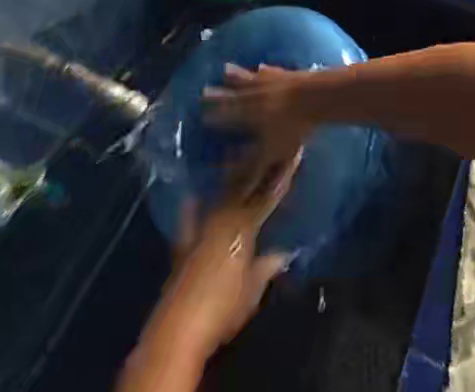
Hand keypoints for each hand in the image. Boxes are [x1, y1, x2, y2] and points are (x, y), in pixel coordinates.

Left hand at [161, 146, 303, 350]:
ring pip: (221, 194)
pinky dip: (195, 204)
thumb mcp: (252, 289)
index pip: (268, 194)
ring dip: (233, 177)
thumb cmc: (223, 308)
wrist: (179, 327)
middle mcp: (222, 217)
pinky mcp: (184, 243)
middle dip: (259, 167)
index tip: (295, 151)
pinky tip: (193, 195)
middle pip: (244, 186)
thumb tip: (282, 252)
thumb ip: (267, 267)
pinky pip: (192, 214)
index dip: (283, 174)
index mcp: (243, 225)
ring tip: (241, 159)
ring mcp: (200, 227)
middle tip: (271, 146)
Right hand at [202, 63, 314, 195]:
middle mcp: (253, 97)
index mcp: (248, 116)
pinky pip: (269, 72)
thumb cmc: (292, 127)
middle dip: (217, 96)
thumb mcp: (271, 152)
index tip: (201, 116)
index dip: (214, 118)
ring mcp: (268, 82)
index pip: (226, 117)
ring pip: (247, 80)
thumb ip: (254, 168)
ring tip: (224, 70)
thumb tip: (239, 190)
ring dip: (236, 76)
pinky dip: (263, 70)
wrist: (313, 96)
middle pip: (232, 96)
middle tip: (203, 92)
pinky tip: (260, 66)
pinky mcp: (283, 74)